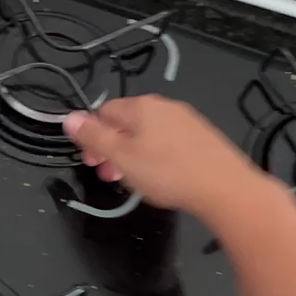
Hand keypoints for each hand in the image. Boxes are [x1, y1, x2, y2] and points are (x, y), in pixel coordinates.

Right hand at [64, 95, 264, 215]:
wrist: (226, 189)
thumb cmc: (169, 172)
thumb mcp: (121, 157)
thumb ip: (93, 137)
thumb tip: (69, 118)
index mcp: (141, 107)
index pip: (104, 112)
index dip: (92, 136)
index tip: (91, 160)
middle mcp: (165, 107)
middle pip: (126, 123)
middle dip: (112, 148)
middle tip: (109, 174)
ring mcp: (187, 122)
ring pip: (148, 134)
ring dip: (134, 155)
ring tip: (134, 181)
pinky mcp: (203, 139)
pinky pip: (170, 143)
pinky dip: (158, 158)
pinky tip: (162, 178)